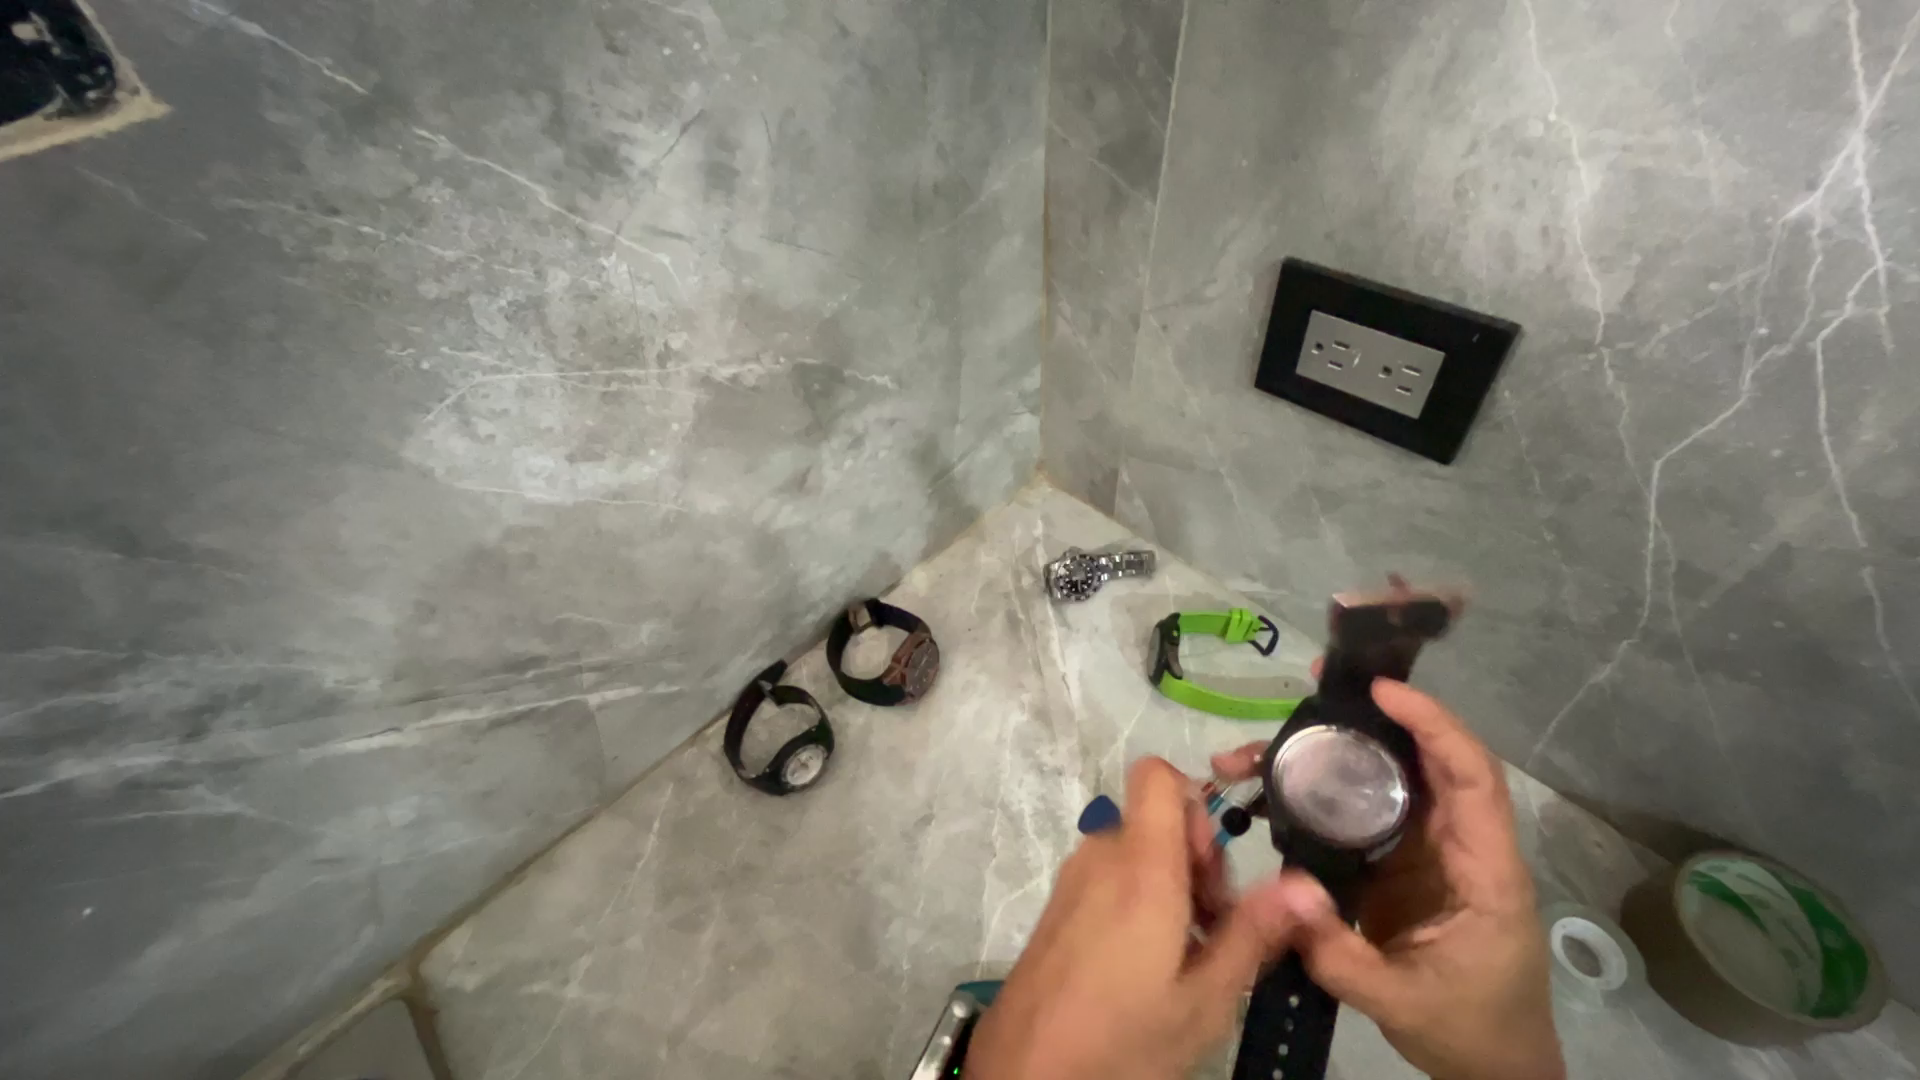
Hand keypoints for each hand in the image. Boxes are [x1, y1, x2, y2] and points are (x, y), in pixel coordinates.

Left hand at [963, 758, 1299, 1079]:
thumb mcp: (1205, 999)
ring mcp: (1075, 875)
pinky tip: (1145, 963)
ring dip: (1170, 885)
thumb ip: (1254, 933)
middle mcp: (1101, 853)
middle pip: (1156, 819)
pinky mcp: (1060, 900)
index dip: (1194, 800)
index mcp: (1140, 864)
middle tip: (1211, 930)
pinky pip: (1110, 873)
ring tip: (1184, 957)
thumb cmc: (1124, 1037)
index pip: (1156, 774)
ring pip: (1136, 848)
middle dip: (1196, 861)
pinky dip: (1138, 897)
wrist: (1027, 1070)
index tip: (1214, 867)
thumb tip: (1311, 885)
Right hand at [1211, 676, 1563, 1079]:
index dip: (1433, 725)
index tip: (1379, 691)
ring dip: (1329, 747)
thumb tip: (1281, 893)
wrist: (1488, 1063)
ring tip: (1261, 744)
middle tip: (1313, 682)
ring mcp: (1422, 845)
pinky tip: (1266, 788)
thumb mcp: (1402, 1002)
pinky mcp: (1392, 856)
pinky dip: (1314, 788)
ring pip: (1383, 776)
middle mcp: (1456, 840)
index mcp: (1484, 867)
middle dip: (1371, 713)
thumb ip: (1342, 954)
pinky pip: (1356, 806)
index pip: (1471, 777)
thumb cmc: (1469, 1031)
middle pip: (1423, 757)